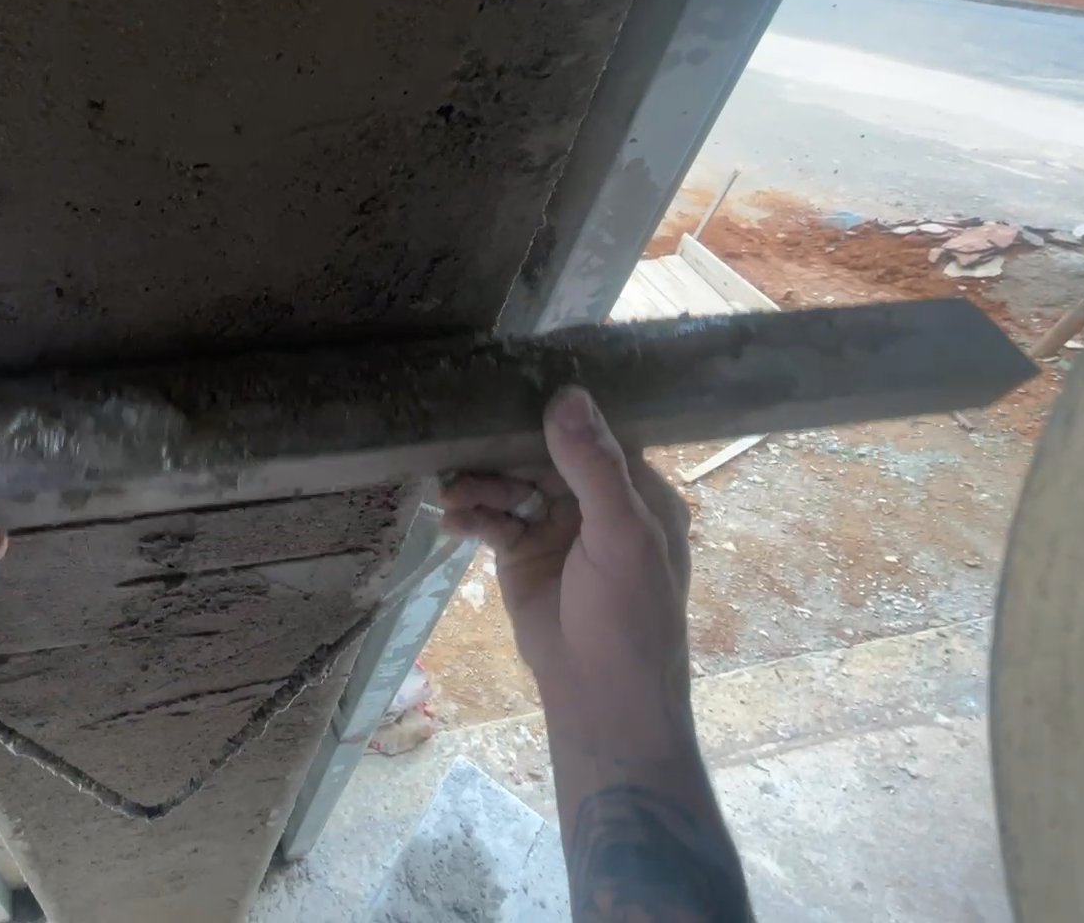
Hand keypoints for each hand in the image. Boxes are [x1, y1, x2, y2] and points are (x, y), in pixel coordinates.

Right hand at [440, 385, 693, 747]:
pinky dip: (471, 518)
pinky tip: (452, 522)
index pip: (591, 437)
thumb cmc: (627, 613)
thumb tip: (567, 395)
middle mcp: (592, 503)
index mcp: (634, 492)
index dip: (553, 416)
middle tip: (460, 451)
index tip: (508, 390)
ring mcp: (553, 527)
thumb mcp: (619, 535)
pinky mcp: (521, 552)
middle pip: (539, 458)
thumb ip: (593, 466)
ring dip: (478, 487)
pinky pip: (491, 521)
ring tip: (449, 494)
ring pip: (509, 487)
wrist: (597, 693)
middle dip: (500, 456)